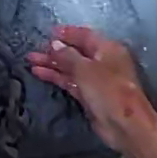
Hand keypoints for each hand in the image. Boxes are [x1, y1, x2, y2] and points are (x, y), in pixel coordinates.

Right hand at [26, 25, 156, 151]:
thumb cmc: (109, 91)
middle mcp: (102, 62)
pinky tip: (39, 73)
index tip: (48, 32)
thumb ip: (67, 55)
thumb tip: (54, 44)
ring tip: (31, 60)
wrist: (125, 126)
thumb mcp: (85, 69)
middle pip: (76, 51)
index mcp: (108, 50)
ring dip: (52, 63)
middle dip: (55, 50)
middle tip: (35, 49)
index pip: (85, 35)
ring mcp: (95, 79)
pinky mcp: (89, 94)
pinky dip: (55, 76)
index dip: (67, 33)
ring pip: (70, 67)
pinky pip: (69, 80)